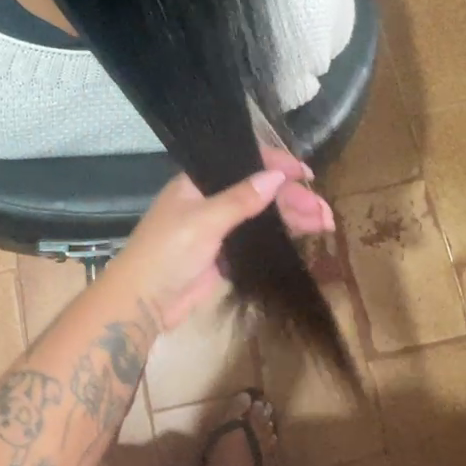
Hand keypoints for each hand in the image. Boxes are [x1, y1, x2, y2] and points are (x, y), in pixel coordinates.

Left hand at [104, 149, 332, 330]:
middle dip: (293, 198)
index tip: (305, 174)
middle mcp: (209, 201)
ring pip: (261, 217)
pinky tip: (303, 238)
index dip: (276, 165)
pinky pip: (257, 240)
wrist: (141, 302)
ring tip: (325, 224)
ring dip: (292, 218)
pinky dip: (279, 238)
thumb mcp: (203, 221)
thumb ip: (240, 199)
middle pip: (258, 192)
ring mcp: (217, 229)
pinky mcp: (223, 256)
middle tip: (324, 212)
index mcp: (198, 182)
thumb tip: (276, 177)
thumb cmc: (166, 253)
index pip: (244, 163)